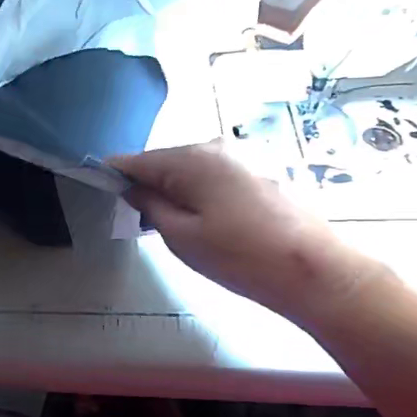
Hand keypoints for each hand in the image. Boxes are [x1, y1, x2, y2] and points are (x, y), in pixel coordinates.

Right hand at [111, 144, 384, 319]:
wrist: (314, 270)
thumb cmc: (239, 256)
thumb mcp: (180, 236)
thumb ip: (148, 205)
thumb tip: (132, 187)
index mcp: (191, 158)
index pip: (136, 160)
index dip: (114, 176)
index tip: (102, 195)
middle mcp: (216, 146)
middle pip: (165, 162)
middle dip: (149, 186)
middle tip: (144, 223)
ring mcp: (243, 156)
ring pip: (192, 169)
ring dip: (178, 191)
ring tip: (181, 228)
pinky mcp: (261, 170)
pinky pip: (216, 175)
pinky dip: (203, 192)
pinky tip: (213, 223)